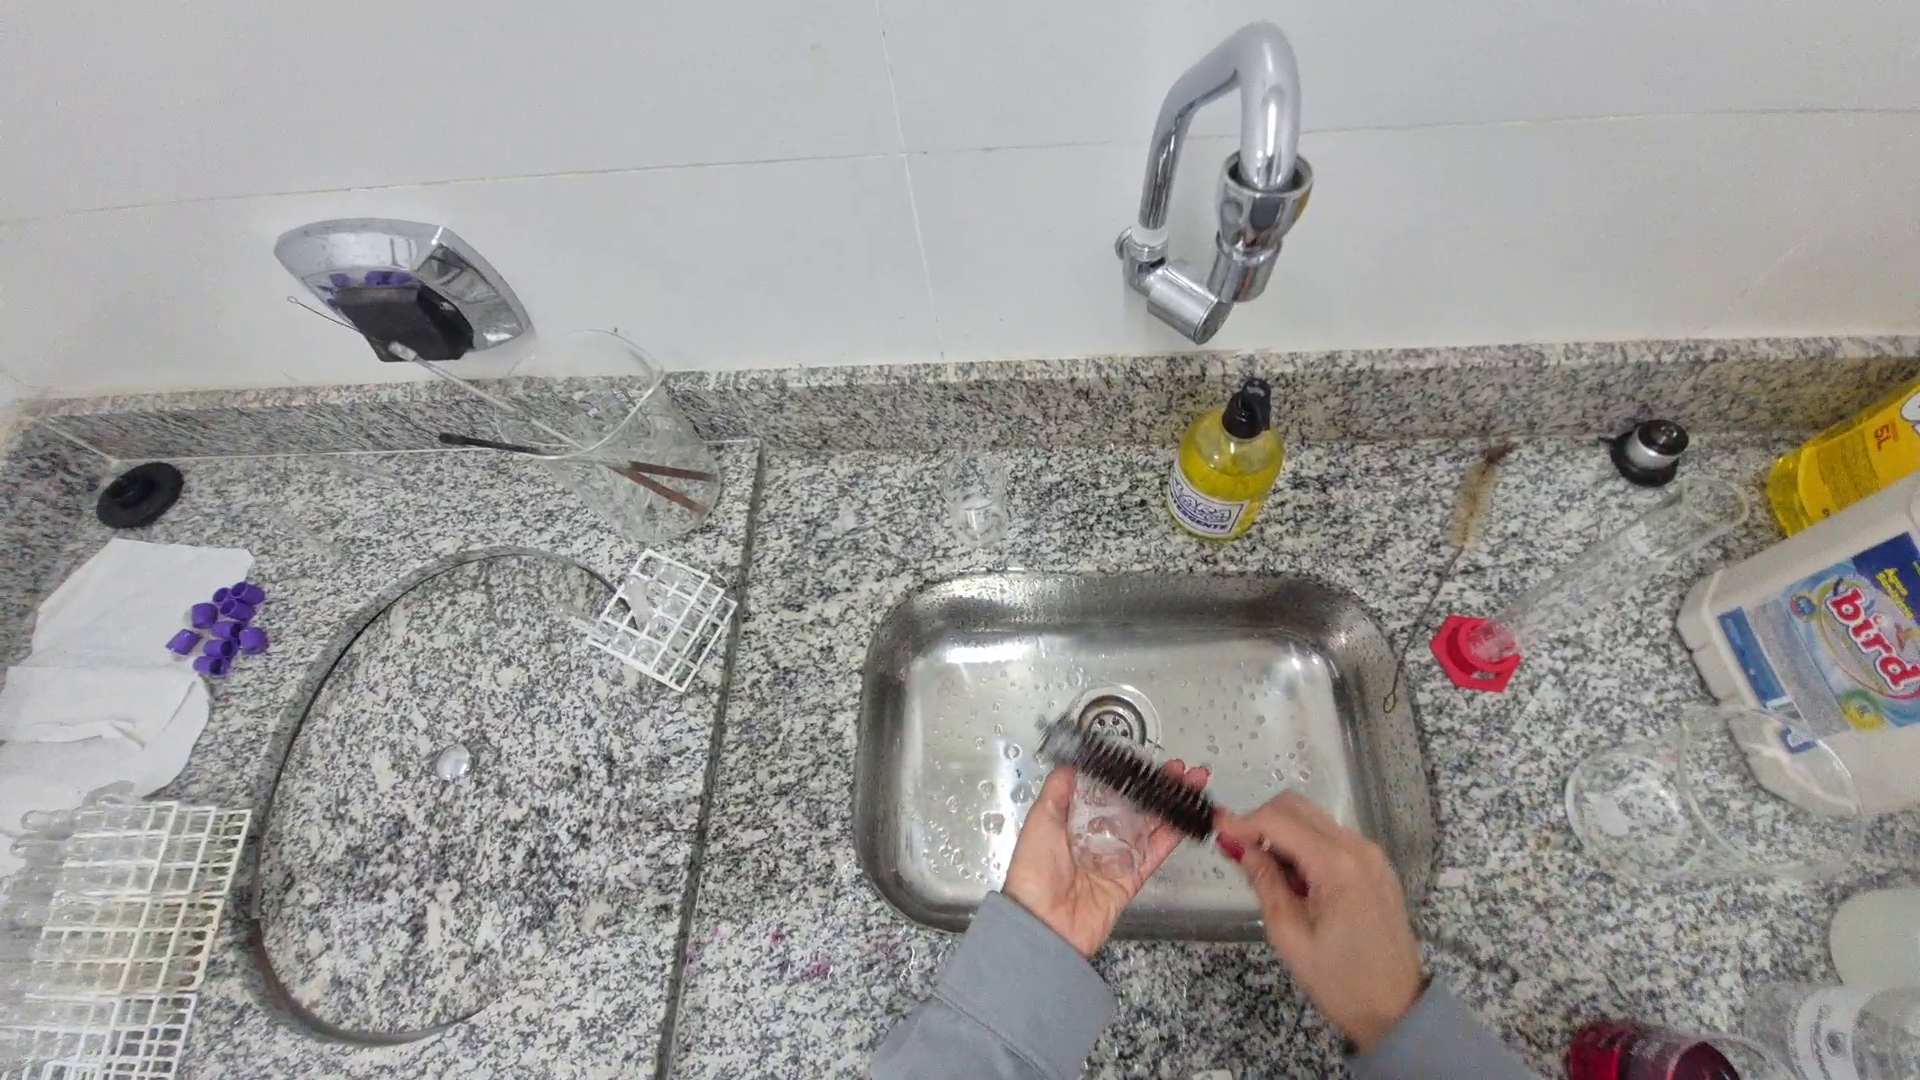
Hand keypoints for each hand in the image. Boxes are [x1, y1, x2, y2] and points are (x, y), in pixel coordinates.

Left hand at [1001, 761, 1209, 957]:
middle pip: (1135, 806)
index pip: (1108, 791)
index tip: (1146, 760)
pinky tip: (1186, 818)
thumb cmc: (1033, 871)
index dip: (1129, 776)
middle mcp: (1098, 836)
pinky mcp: (1130, 879)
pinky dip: (1172, 837)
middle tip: (1180, 770)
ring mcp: (1117, 857)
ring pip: (1150, 825)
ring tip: (1192, 786)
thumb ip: (1058, 790)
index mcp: (1075, 820)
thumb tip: (1072, 762)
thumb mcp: (1041, 819)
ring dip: (1172, 805)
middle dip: (1158, 787)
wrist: (1043, 924)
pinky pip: (1154, 854)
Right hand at [1216, 792, 1423, 1053]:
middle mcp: (1358, 849)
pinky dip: (1302, 843)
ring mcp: (1370, 854)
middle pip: (1294, 806)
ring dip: (1280, 832)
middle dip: (1260, 821)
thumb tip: (1235, 843)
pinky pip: (1328, 834)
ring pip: (1310, 817)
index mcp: (1338, 866)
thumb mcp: (1289, 935)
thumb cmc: (1342, 983)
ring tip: (1268, 872)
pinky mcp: (1374, 864)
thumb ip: (1262, 880)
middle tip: (1239, 851)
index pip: (1278, 820)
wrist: (1400, 1014)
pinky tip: (1294, 877)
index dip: (1241, 821)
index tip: (1216, 830)